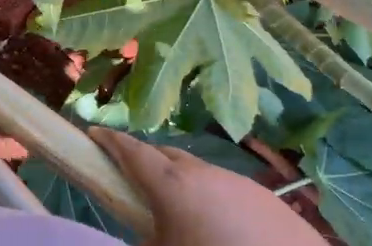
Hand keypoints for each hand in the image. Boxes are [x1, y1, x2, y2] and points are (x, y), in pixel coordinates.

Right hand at [89, 128, 324, 245]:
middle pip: (167, 156)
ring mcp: (243, 186)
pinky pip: (237, 193)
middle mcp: (203, 174)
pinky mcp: (277, 205)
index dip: (108, 139)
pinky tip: (233, 231)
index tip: (93, 136)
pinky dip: (223, 202)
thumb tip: (142, 233)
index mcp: (170, 183)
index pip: (129, 148)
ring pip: (204, 174)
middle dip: (149, 161)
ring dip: (189, 184)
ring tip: (191, 213)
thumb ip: (144, 238)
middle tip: (140, 181)